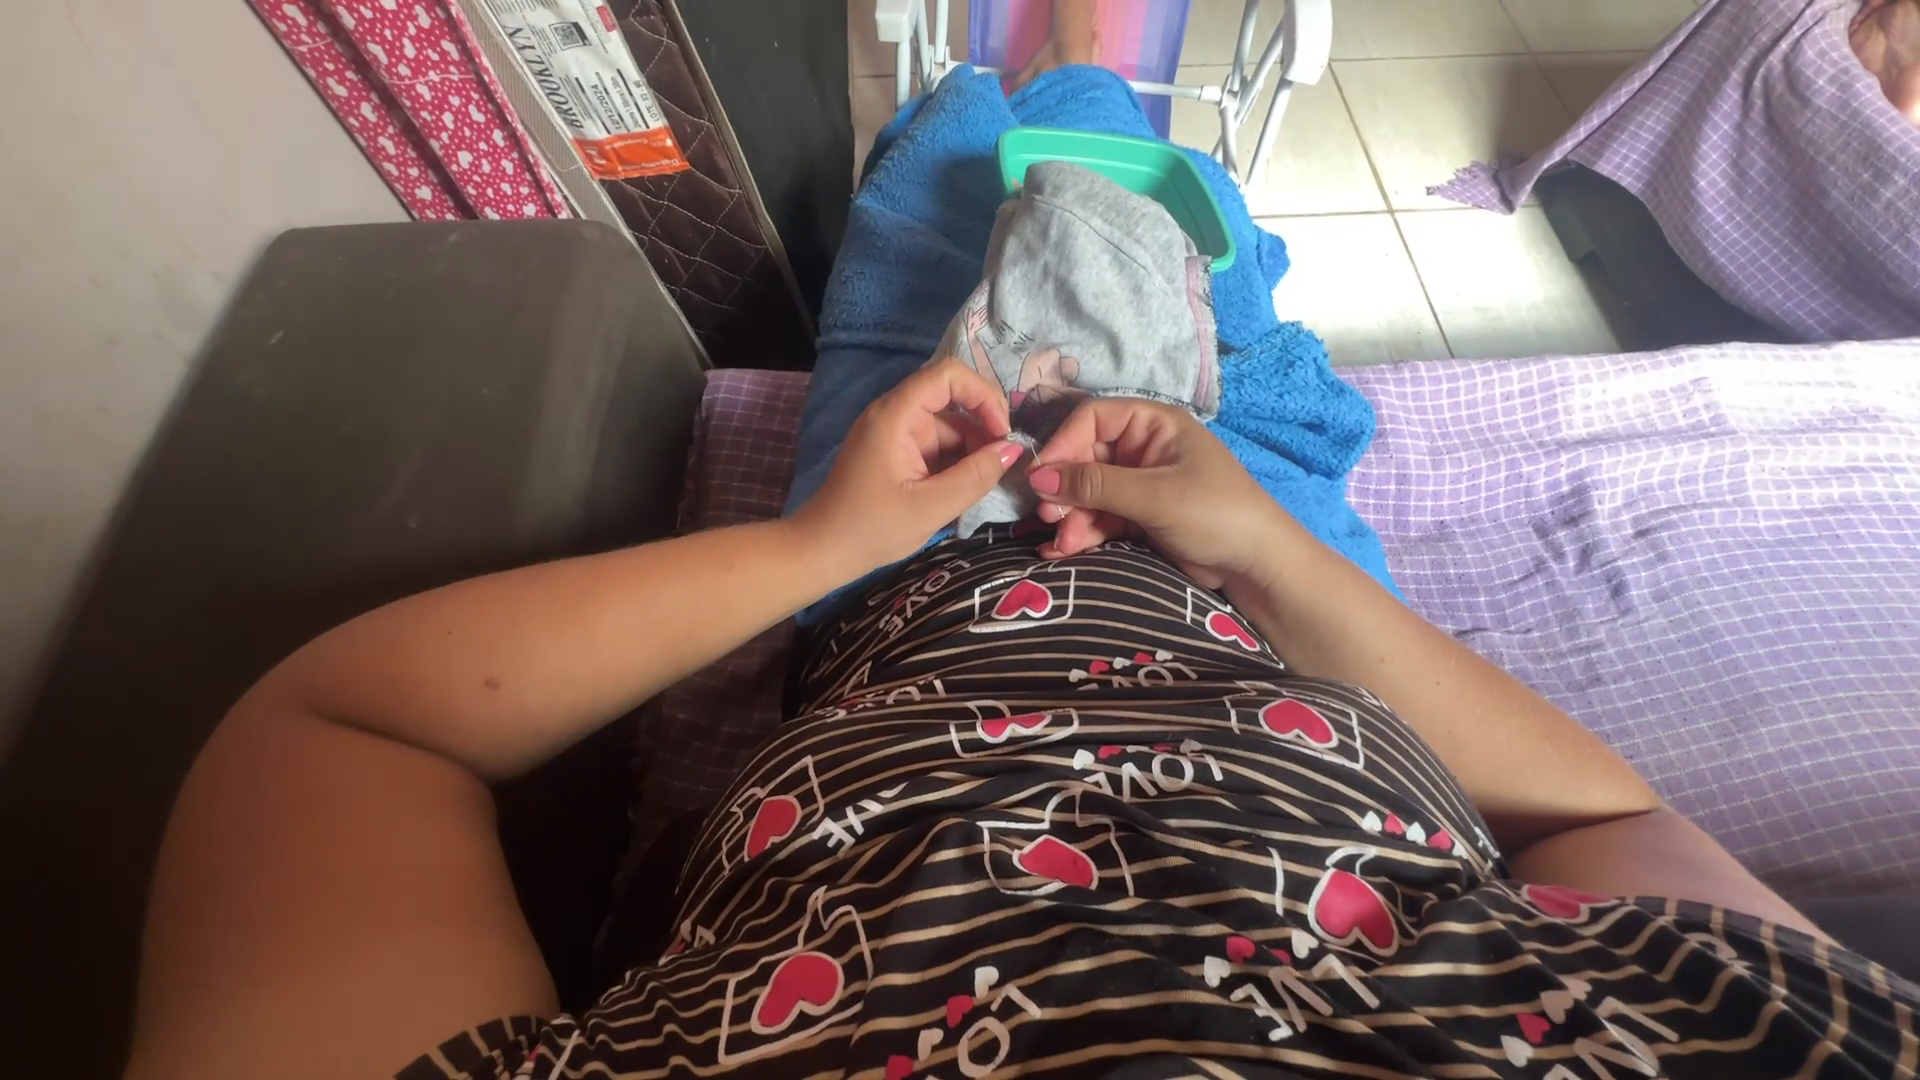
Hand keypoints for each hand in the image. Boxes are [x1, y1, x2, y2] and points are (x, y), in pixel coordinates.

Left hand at [791, 358, 1022, 579]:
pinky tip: (967, 488)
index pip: (948, 375)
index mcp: (896, 416)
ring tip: (986, 483)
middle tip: (1003, 464)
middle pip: (951, 400)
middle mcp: (895, 414)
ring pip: (948, 426)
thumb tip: (1013, 450)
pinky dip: (956, 462)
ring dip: (972, 449)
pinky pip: (936, 445)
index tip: (1002, 434)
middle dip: (983, 427)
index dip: (982, 395)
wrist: (823, 552)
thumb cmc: (871, 529)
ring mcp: (895, 434)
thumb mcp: (931, 508)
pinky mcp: (897, 453)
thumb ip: (975, 476)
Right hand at [1027, 397, 1287, 587]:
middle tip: (1048, 517)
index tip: (1040, 477)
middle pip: (1085, 459)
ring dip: (1071, 518)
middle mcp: (1143, 450)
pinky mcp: (1138, 517)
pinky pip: (1099, 518)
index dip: (1063, 444)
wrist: (1256, 567)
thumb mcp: (1153, 495)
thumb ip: (1094, 484)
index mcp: (1154, 425)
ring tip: (1062, 544)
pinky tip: (1064, 552)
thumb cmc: (1215, 514)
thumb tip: (1035, 477)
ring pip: (1089, 493)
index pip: (1093, 419)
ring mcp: (1140, 485)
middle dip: (1065, 489)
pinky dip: (1082, 533)